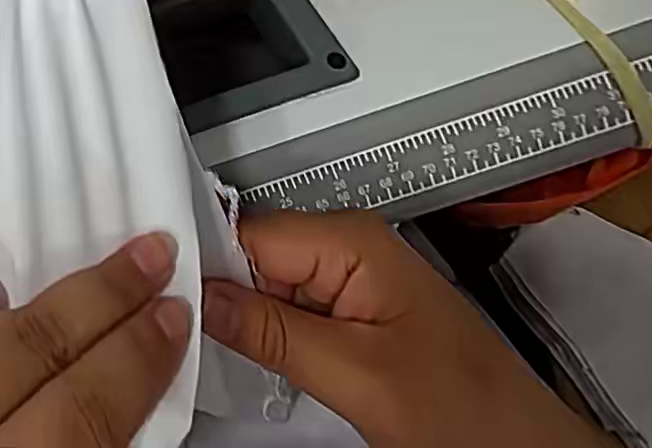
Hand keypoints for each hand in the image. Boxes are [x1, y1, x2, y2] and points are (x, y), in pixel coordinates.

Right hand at [200, 211, 604, 447]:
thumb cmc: (473, 417)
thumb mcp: (360, 378)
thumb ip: (271, 331)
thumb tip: (200, 296)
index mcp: (347, 239)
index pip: (246, 233)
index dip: (209, 267)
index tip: (178, 301)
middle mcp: (342, 242)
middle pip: (251, 252)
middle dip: (227, 293)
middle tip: (203, 336)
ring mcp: (345, 271)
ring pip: (263, 279)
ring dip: (246, 314)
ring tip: (238, 352)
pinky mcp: (346, 301)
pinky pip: (285, 300)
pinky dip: (267, 327)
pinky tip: (265, 353)